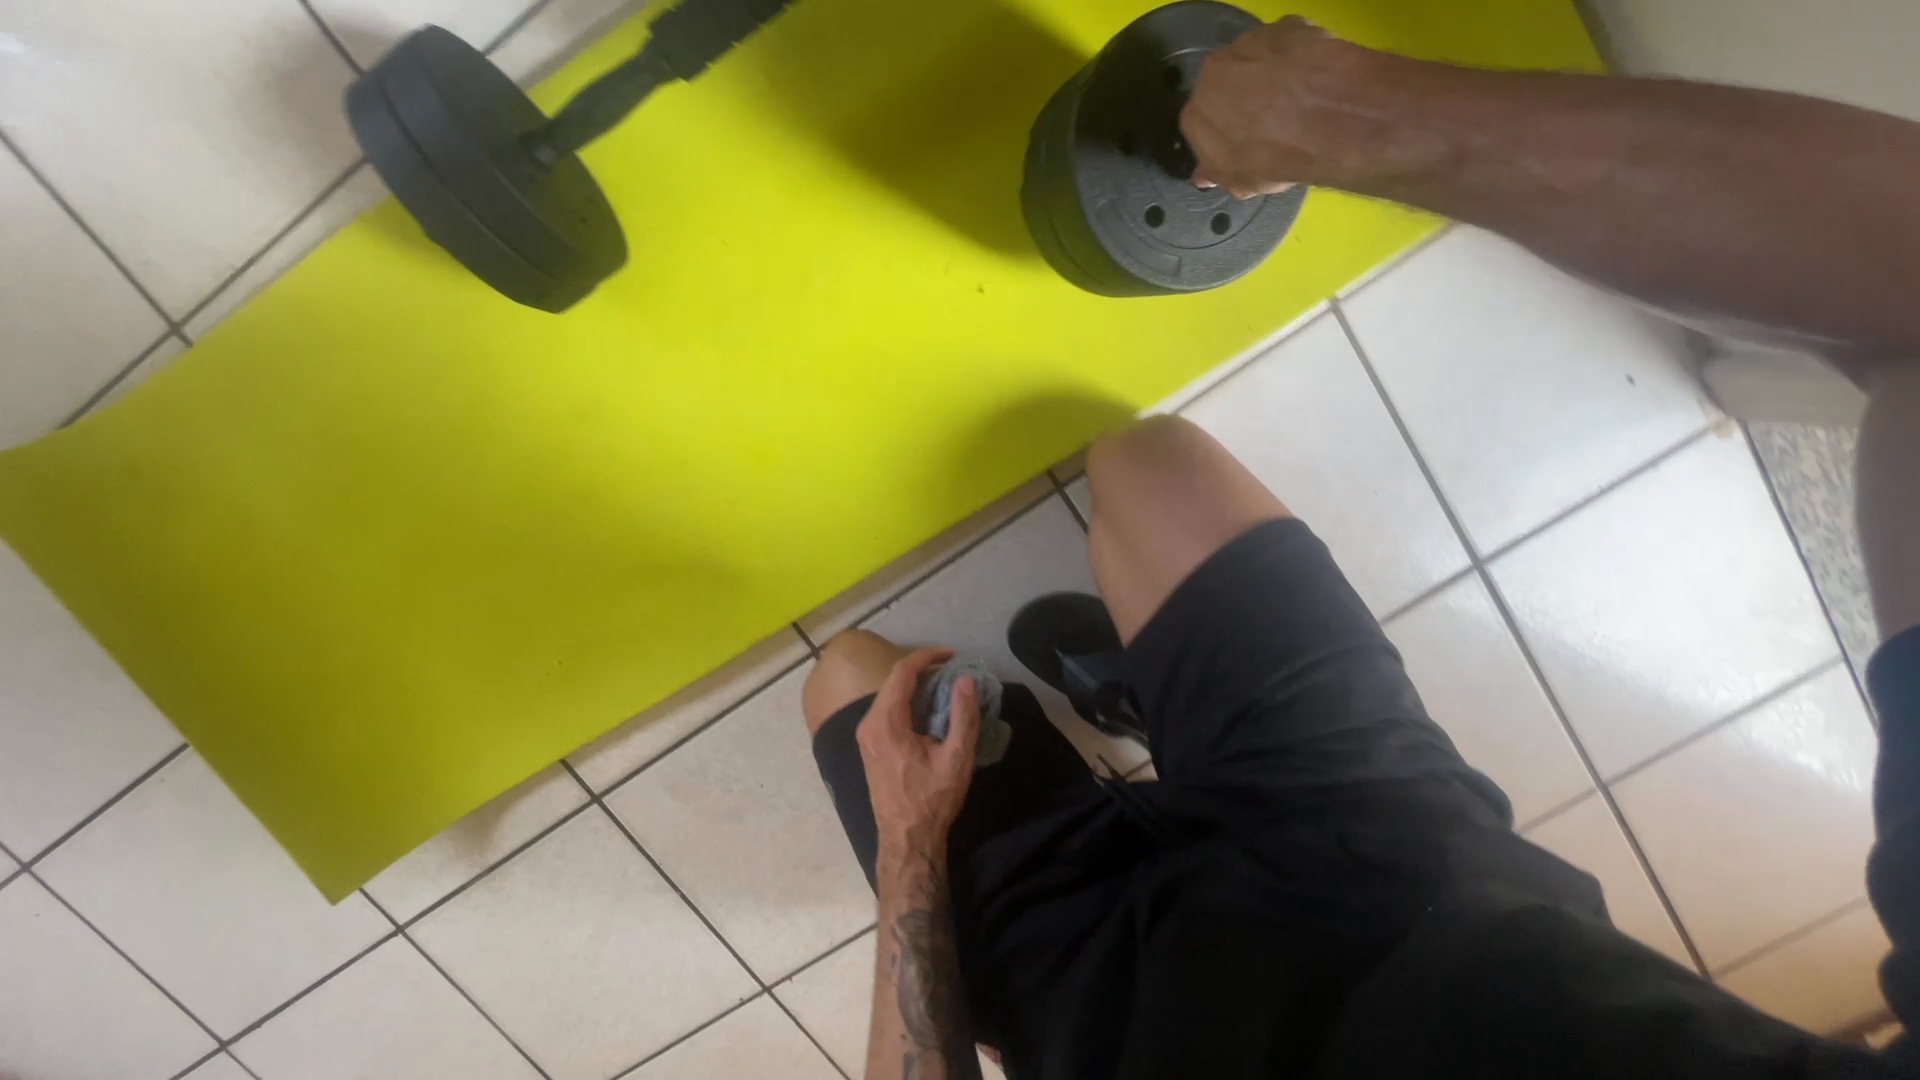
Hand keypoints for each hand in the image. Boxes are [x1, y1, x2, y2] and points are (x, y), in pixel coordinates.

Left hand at [856, 647, 980, 854]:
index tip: (951, 654)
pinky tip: (929, 708)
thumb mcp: (956, 758)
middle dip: (923, 669)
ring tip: (945, 686)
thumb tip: (965, 680)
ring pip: (889, 695)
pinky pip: (886, 710)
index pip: (903, 673)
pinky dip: (908, 701)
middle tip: (953, 670)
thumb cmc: (932, 800)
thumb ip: (963, 716)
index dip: (927, 656)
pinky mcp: (870, 745)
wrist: (906, 839)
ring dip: (916, 685)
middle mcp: (869, 724)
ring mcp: (866, 736)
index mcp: (886, 723)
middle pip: (894, 681)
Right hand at [1180, 17, 1405, 197]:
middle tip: (1266, 116)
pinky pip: (1285, 41)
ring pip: (1253, 59)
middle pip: (1222, 83)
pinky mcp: (1285, 25)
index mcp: (1195, 114)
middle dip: (1239, 97)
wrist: (1325, 120)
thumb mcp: (1240, 183)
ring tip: (1292, 94)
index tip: (1240, 140)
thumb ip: (1217, 173)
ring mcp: (1249, 43)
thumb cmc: (1273, 160)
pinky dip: (1294, 54)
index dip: (1221, 130)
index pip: (1201, 121)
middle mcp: (1212, 72)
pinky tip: (1309, 73)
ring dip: (1266, 73)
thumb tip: (1203, 174)